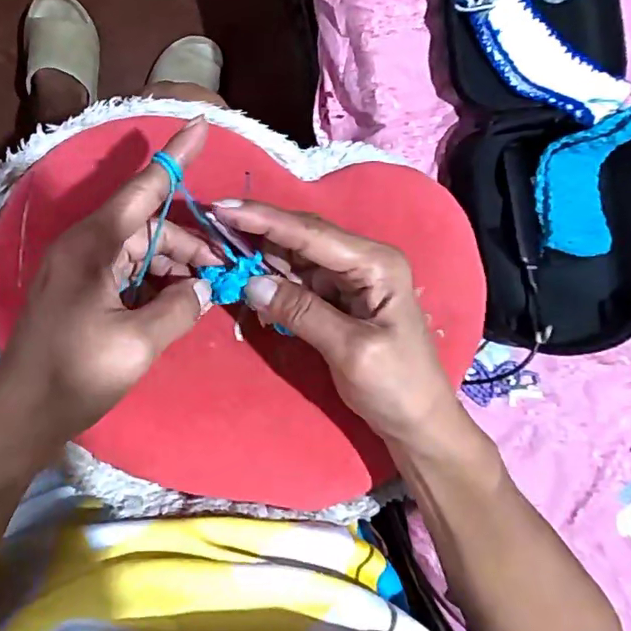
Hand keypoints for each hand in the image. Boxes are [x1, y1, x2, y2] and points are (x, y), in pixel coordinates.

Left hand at [0, 118, 220, 438]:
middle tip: (227, 268)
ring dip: (175, 264)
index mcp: (93, 245)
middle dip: (190, 241)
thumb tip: (206, 288)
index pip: (143, 188)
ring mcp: (79, 268)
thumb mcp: (138, 343)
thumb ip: (179, 307)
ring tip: (209, 289)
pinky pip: (126, 270)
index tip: (201, 122)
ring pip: (140, 249)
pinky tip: (179, 299)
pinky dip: (154, 280)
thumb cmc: (76, 374)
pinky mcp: (80, 290)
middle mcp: (84, 245)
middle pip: (148, 224)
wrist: (21, 414)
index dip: (175, 156)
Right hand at [210, 201, 459, 441]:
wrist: (418, 422)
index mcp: (376, 264)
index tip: (223, 208)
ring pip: (295, 257)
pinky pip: (296, 281)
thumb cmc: (397, 385)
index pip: (311, 234)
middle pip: (301, 237)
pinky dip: (271, 280)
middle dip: (257, 230)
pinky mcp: (336, 299)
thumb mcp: (351, 350)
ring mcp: (349, 280)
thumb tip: (251, 284)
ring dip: (260, 253)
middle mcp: (363, 262)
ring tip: (220, 245)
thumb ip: (302, 312)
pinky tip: (246, 278)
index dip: (265, 220)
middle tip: (213, 221)